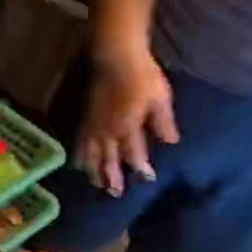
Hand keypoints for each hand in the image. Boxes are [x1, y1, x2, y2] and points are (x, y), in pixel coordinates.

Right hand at [79, 46, 178, 194]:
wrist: (116, 58)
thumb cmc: (143, 75)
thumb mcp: (160, 97)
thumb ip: (163, 122)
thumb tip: (171, 142)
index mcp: (128, 127)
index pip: (135, 154)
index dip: (141, 168)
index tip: (147, 179)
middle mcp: (109, 133)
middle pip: (109, 161)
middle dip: (113, 178)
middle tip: (116, 194)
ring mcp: (94, 129)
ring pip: (92, 157)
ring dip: (94, 173)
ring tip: (97, 185)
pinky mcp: (86, 122)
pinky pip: (81, 145)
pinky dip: (80, 158)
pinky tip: (79, 165)